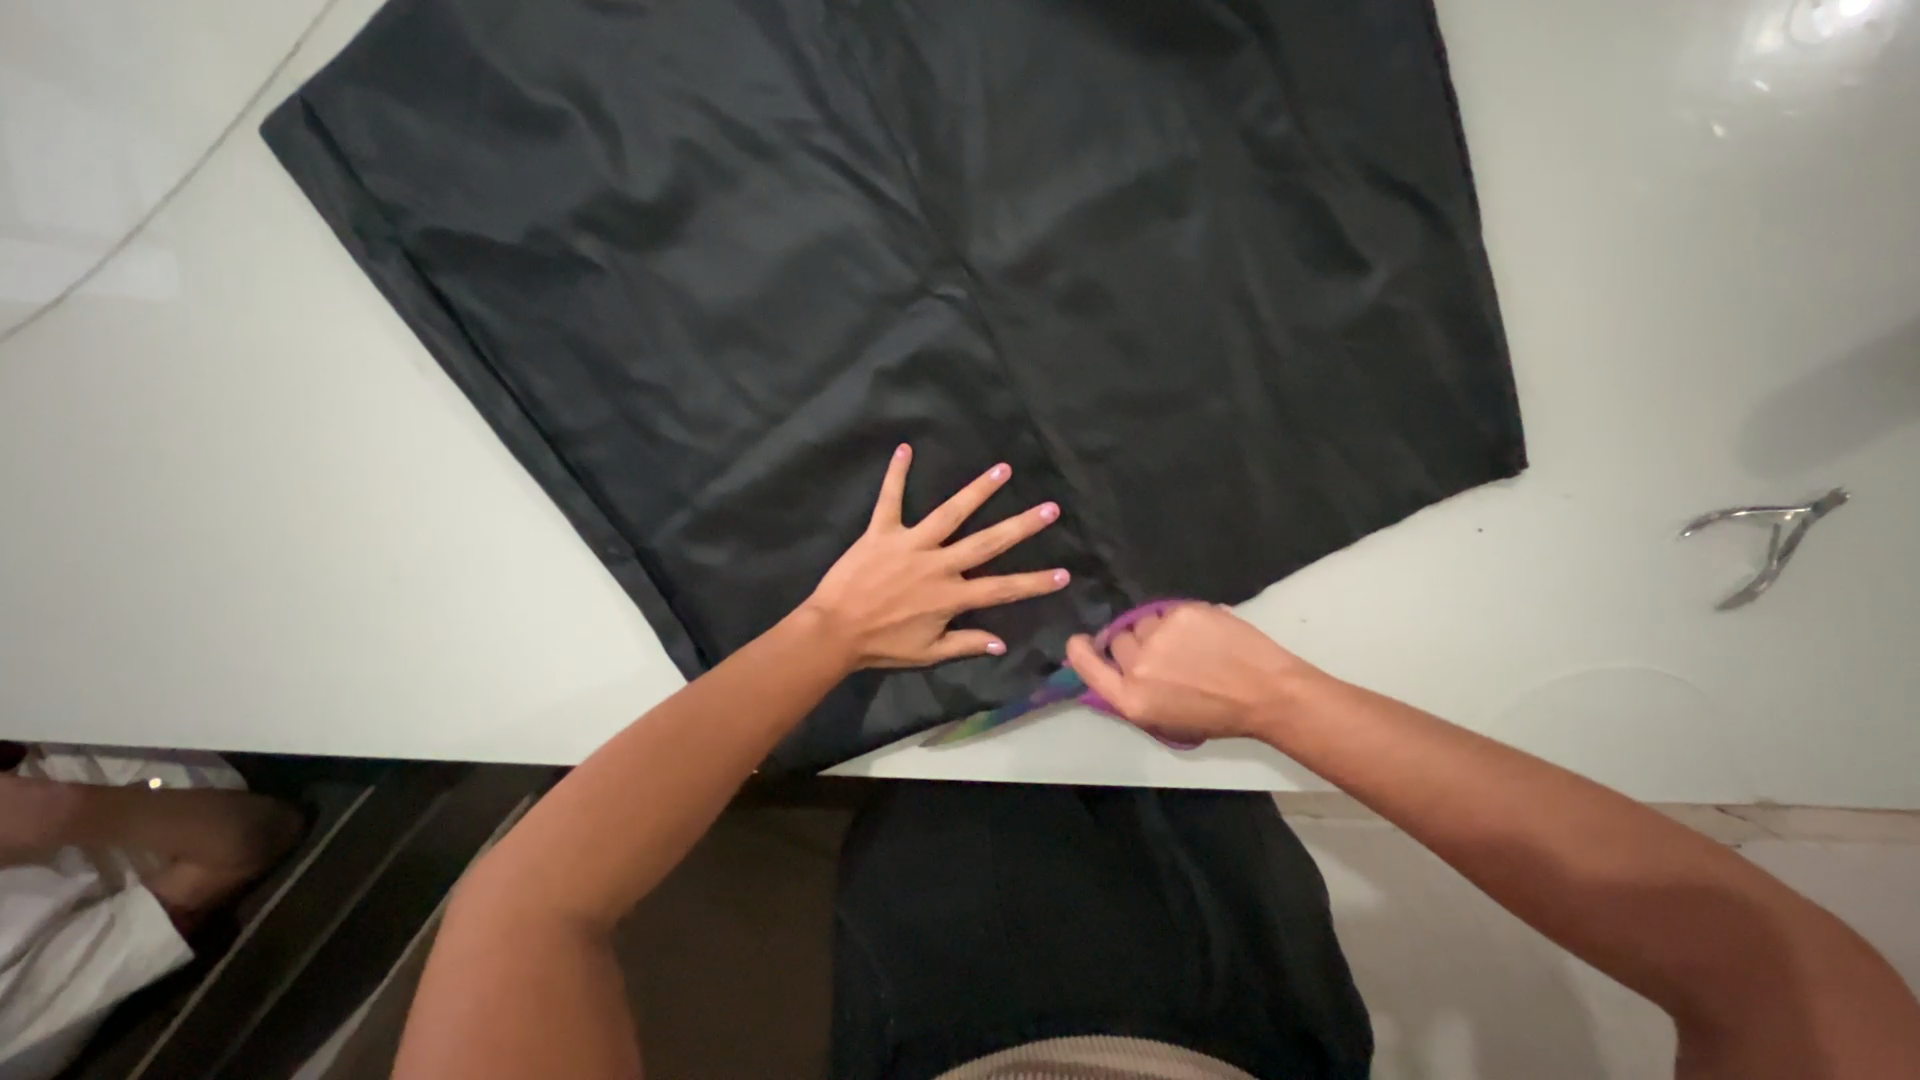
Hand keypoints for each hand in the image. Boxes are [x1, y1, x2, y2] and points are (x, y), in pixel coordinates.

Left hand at [802, 445, 1069, 668]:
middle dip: (1022, 526)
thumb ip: (966, 644)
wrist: (834, 632)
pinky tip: (905, 449)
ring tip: (1003, 469)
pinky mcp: (881, 532)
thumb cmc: (881, 646)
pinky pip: (890, 498)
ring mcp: (911, 544)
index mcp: (951, 596)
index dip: (1035, 582)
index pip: (1002, 588)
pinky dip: (896, 474)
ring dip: (978, 490)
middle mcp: (938, 565)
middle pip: (988, 543)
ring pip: (950, 513)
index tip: (1064, 573)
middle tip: (1050, 508)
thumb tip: (1002, 643)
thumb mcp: (928, 653)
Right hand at [1066, 603, 1324, 743]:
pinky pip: (1166, 611)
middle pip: (1117, 640)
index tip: (1081, 642)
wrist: (1267, 694)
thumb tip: (1112, 668)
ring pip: (1142, 622)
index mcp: (1130, 700)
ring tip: (1188, 646)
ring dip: (1156, 630)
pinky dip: (1180, 620)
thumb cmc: (1217, 715)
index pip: (1085, 664)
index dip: (1079, 649)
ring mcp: (1159, 636)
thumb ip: (1132, 693)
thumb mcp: (1164, 719)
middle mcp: (1138, 667)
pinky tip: (1203, 635)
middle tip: (1165, 657)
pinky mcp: (1181, 613)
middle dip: (1134, 646)